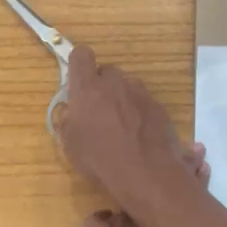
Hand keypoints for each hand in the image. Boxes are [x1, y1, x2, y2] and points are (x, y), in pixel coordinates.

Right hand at [61, 45, 204, 208]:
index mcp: (88, 88)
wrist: (144, 171)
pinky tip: (139, 133)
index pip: (81, 55)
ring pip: (128, 85)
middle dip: (102, 85)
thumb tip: (70, 112)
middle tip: (99, 109)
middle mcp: (115, 83)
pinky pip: (144, 101)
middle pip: (107, 71)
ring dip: (122, 97)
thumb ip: (68, 121)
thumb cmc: (99, 159)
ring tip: (122, 124)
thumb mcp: (71, 145)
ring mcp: (140, 92)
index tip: (78, 79)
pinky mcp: (158, 105)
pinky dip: (140, 110)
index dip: (79, 63)